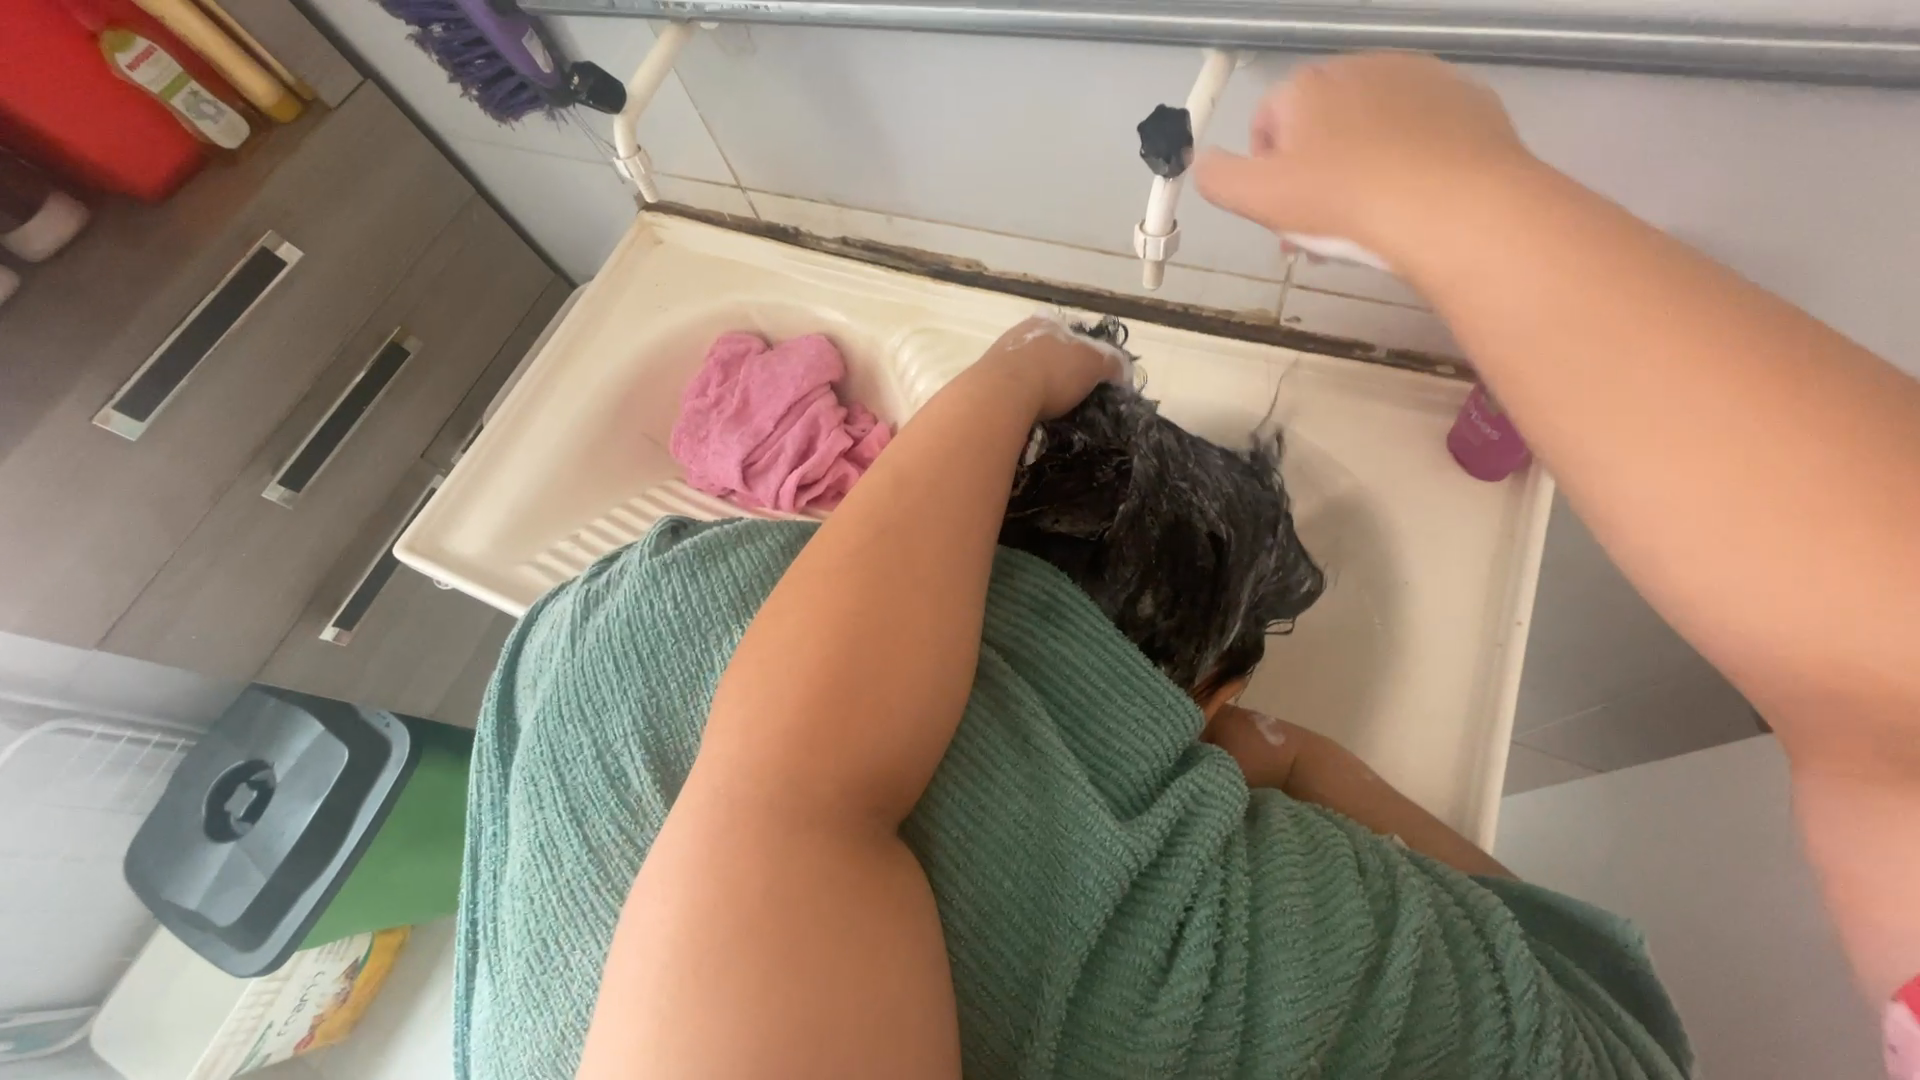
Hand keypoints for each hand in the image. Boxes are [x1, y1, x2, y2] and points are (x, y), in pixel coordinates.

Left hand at [974, 316, 1128, 419]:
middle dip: (1060, 370)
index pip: (1072, 333)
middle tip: (1072, 395)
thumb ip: (1110, 363)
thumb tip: (1121, 370)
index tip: (1092, 376)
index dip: (1085, 353)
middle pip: (1047, 351)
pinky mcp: (986, 383)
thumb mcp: (1093, 364)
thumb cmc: (1053, 372)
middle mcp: (1020, 333)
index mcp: (1046, 323)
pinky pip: (1010, 390)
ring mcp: (998, 358)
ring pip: (1026, 370)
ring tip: (1050, 409)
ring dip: (1038, 386)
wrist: (1001, 395)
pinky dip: (1021, 400)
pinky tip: (1028, 414)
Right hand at [1193, 53, 1535, 261]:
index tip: (1278, 208)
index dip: (1265, 169)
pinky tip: (1407, 198)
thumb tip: (1203, 162)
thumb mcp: (1258, 199)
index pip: (1266, 120)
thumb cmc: (1344, 201)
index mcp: (1307, 87)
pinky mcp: (1464, 99)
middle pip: (1319, 123)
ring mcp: (1419, 78)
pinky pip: (1419, 131)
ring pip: (1369, 127)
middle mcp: (1361, 67)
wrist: (1451, 204)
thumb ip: (1218, 178)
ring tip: (1364, 219)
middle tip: (1317, 226)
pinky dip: (1407, 159)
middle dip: (1311, 172)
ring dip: (1356, 167)